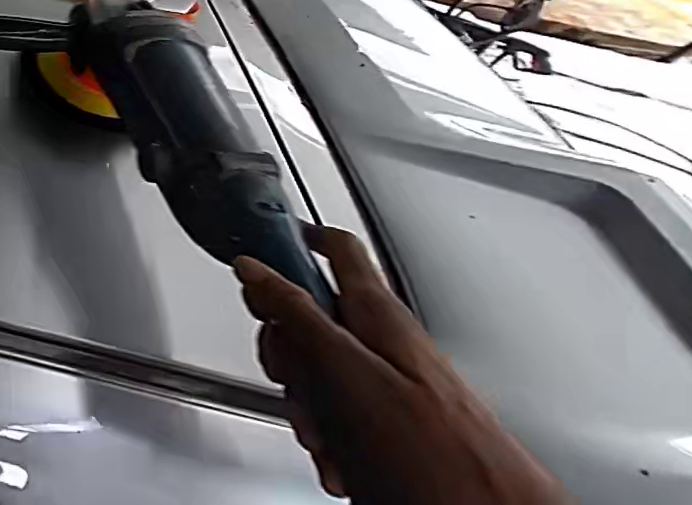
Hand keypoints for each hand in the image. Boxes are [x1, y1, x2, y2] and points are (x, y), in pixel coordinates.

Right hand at [237, 226, 570, 504]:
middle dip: (285, 346)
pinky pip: (338, 405)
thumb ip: (295, 310)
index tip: (258, 246)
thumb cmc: (441, 458)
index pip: (335, 248)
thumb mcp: (346, 369)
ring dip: (304, 397)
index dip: (294, 237)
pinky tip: (337, 453)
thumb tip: (254, 268)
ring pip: (317, 364)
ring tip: (320, 429)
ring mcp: (392, 382)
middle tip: (289, 371)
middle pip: (308, 312)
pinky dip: (326, 428)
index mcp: (380, 316)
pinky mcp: (395, 421)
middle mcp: (387, 342)